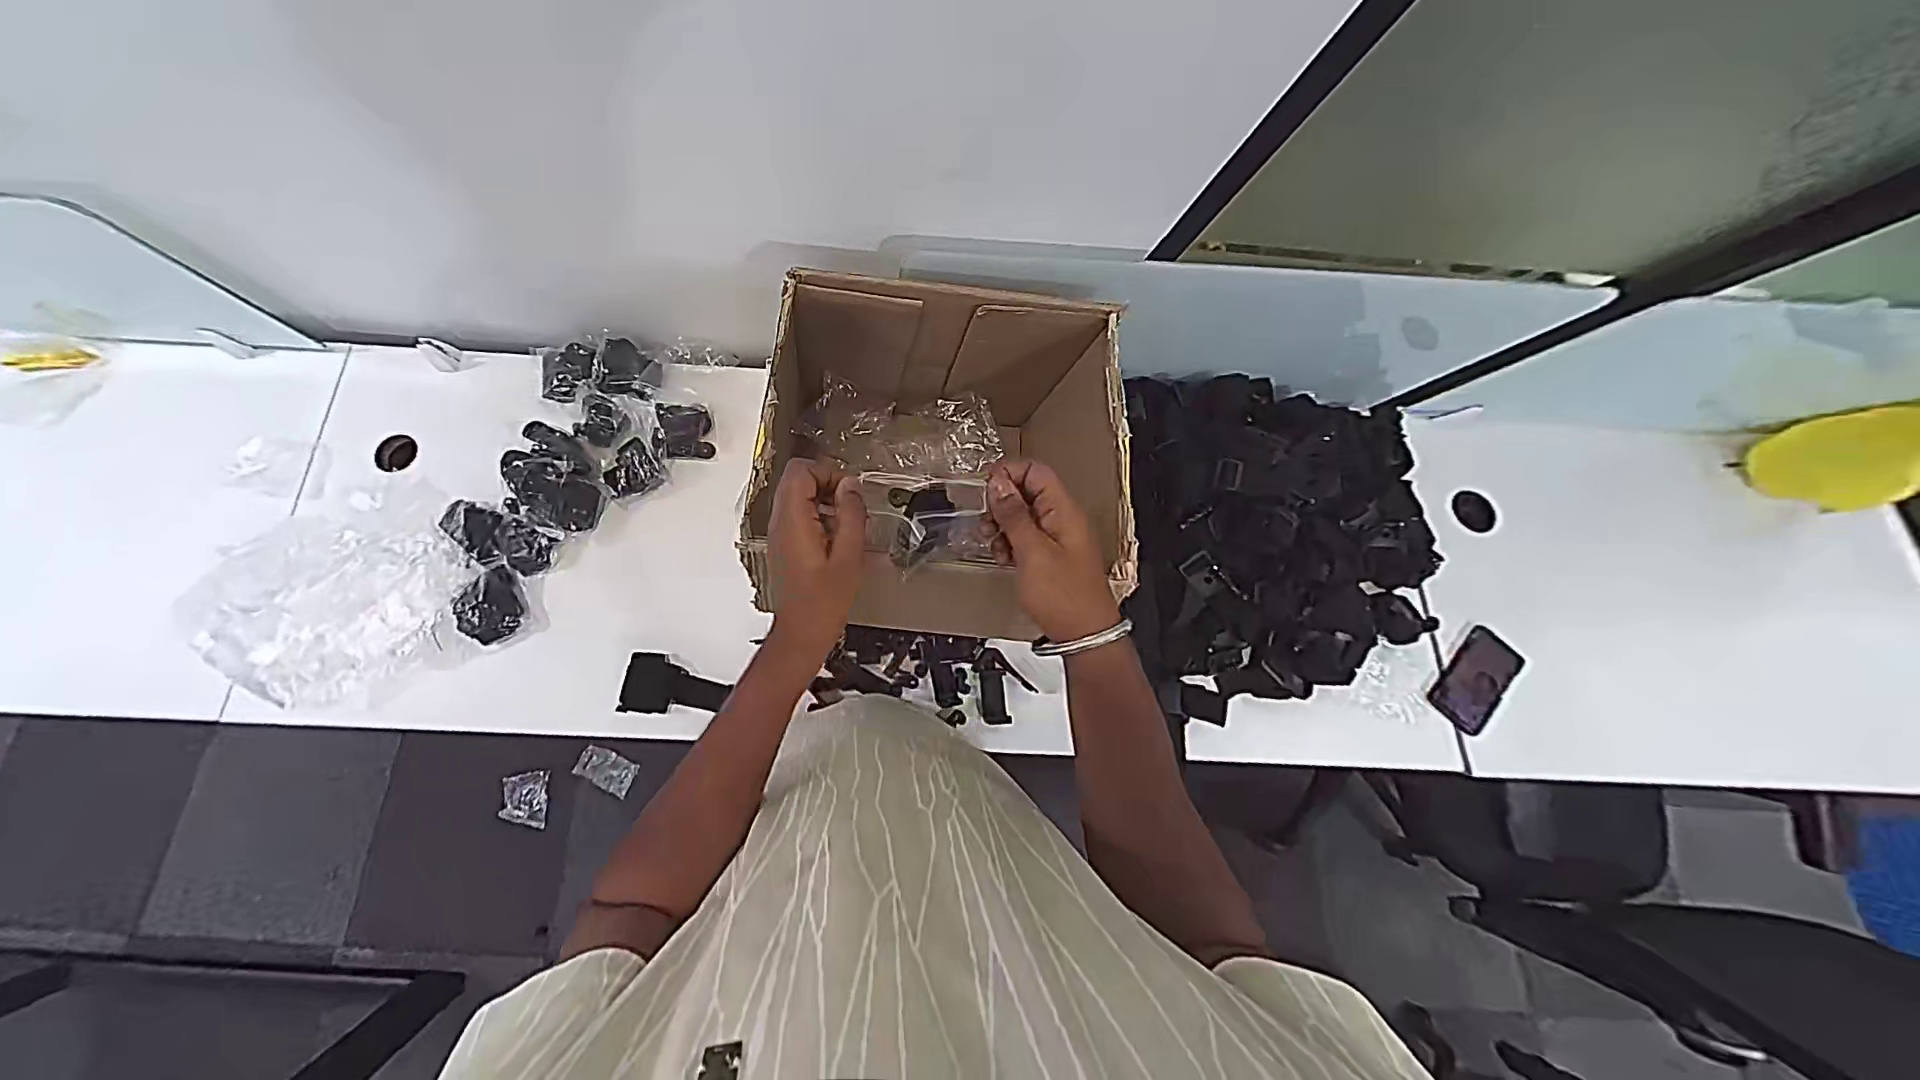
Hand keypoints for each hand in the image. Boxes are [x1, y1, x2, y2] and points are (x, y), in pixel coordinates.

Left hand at [768, 458, 866, 655]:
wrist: (803, 630)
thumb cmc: (824, 602)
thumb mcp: (849, 556)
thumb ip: (851, 515)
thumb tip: (851, 486)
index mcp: (793, 521)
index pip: (801, 471)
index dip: (829, 472)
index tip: (850, 491)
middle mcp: (780, 522)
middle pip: (797, 478)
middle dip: (828, 483)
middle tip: (851, 503)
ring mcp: (779, 532)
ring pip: (798, 494)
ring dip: (824, 499)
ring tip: (847, 521)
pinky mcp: (785, 542)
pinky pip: (799, 513)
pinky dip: (819, 514)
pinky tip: (837, 537)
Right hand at [985, 460, 1121, 641]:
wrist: (1083, 635)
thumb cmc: (1064, 597)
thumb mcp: (1031, 551)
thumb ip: (1013, 514)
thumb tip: (997, 483)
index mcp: (1063, 510)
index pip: (1035, 470)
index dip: (1008, 474)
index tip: (987, 491)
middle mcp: (1062, 519)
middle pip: (1027, 492)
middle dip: (1002, 504)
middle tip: (988, 524)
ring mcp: (1058, 537)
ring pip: (1023, 516)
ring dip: (1003, 527)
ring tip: (996, 546)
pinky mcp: (1051, 556)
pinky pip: (1026, 538)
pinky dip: (1011, 544)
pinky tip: (1005, 559)